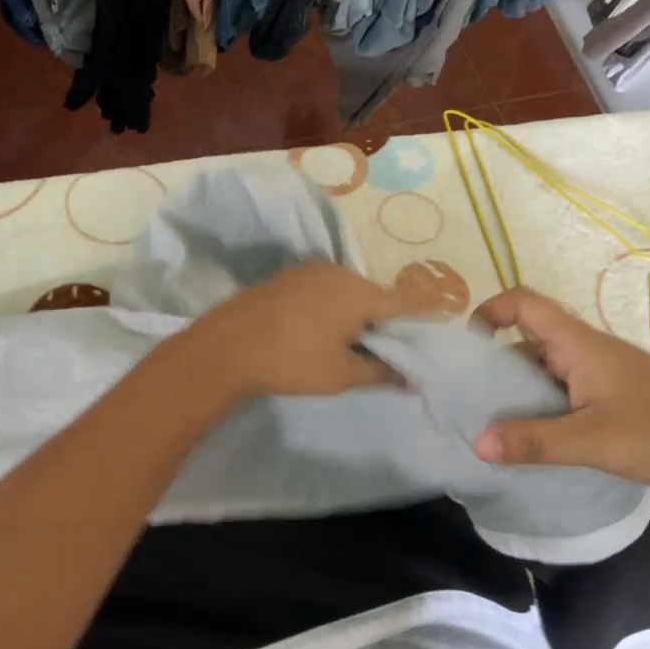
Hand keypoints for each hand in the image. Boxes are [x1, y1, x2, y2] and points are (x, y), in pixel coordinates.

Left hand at [172, 261, 412, 403]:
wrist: (226, 347)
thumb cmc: (292, 360)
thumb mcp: (342, 374)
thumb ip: (382, 372)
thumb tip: (411, 377)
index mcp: (358, 289)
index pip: (403, 303)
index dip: (416, 324)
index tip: (423, 344)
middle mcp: (336, 270)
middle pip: (372, 295)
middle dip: (381, 321)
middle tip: (383, 353)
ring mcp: (306, 271)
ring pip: (344, 292)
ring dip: (352, 315)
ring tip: (350, 347)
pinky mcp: (283, 278)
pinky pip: (320, 291)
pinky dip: (328, 310)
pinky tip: (319, 333)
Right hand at [470, 287, 649, 496]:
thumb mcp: (594, 441)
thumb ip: (534, 441)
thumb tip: (476, 443)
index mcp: (580, 345)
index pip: (525, 303)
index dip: (490, 311)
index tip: (467, 346)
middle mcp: (588, 352)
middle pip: (528, 341)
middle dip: (495, 364)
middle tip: (469, 399)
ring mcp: (603, 376)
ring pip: (546, 371)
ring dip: (519, 392)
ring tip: (494, 425)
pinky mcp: (614, 400)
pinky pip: (564, 393)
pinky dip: (542, 409)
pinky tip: (534, 440)